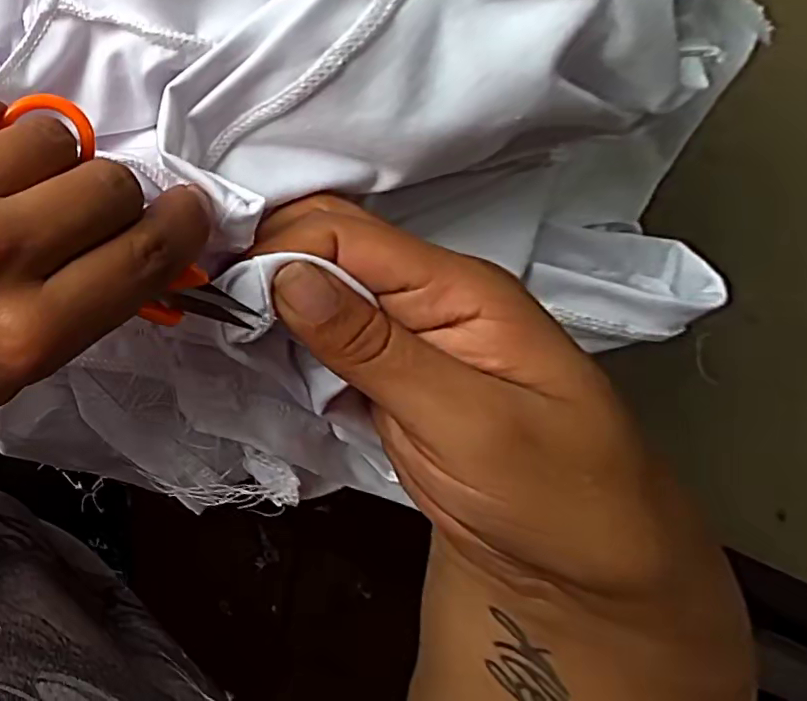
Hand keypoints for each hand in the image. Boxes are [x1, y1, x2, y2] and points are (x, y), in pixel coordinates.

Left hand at [0, 91, 210, 445]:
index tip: (187, 208)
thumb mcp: (28, 368)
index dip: (183, 224)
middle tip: (84, 216)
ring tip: (27, 187)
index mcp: (29, 330)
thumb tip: (157, 235)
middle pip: (111, 183)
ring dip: (58, 162)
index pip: (142, 254)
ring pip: (57, 134)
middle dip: (116, 199)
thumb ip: (99, 300)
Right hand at [253, 196, 751, 693]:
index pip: (348, 233)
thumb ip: (373, 346)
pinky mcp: (382, 360)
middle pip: (329, 237)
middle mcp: (423, 291)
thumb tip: (285, 275)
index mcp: (456, 286)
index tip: (232, 289)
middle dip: (268, 255)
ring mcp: (401, 325)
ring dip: (270, 290)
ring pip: (318, 275)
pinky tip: (258, 341)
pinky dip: (283, 327)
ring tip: (227, 315)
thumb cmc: (560, 497)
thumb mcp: (469, 423)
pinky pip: (321, 323)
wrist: (587, 573)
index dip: (283, 249)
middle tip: (219, 296)